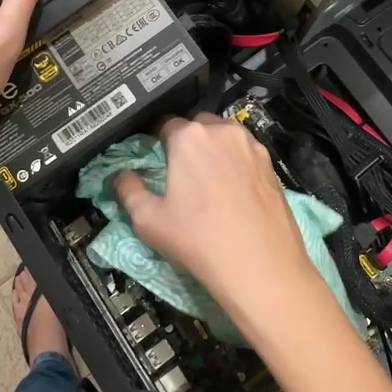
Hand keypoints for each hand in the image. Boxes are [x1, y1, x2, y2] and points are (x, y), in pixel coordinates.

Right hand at [115, 114, 315, 307]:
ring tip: (208, 182)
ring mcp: (251, 145)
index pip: (164, 124)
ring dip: (213, 149)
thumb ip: (128, 189)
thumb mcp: (148, 220)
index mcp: (189, 137)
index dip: (157, 141)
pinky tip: (232, 191)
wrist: (261, 267)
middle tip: (181, 173)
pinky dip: (235, 163)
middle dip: (187, 142)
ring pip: (224, 137)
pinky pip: (245, 153)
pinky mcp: (271, 164)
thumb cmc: (199, 241)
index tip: (156, 161)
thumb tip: (121, 176)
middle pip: (197, 126)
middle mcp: (222, 131)